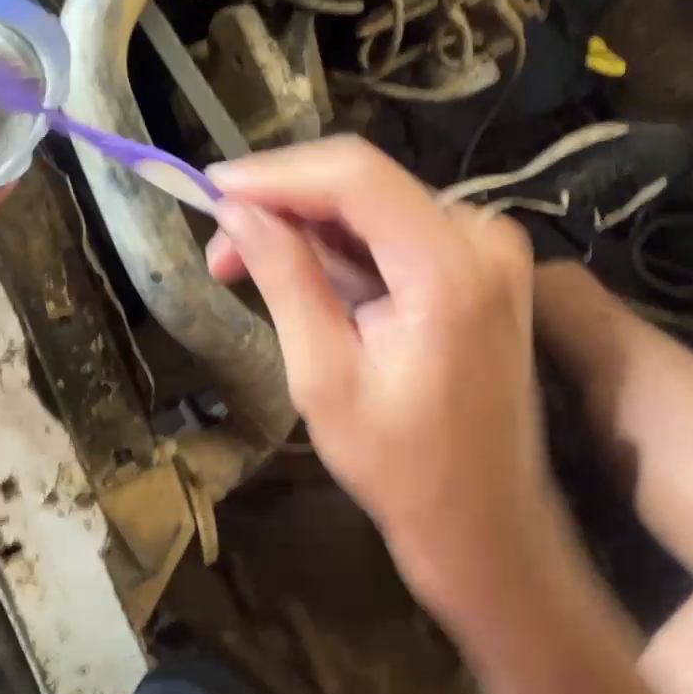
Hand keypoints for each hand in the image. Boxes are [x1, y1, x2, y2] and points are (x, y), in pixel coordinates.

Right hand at [206, 137, 558, 608]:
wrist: (483, 519)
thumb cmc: (400, 465)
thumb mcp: (323, 375)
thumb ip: (284, 278)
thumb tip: (234, 210)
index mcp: (450, 268)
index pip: (354, 176)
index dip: (274, 173)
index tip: (209, 190)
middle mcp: (479, 238)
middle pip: (359, 181)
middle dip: (278, 203)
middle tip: (217, 247)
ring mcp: (482, 249)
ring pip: (365, 203)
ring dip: (298, 226)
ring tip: (239, 266)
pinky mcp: (471, 264)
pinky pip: (385, 229)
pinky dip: (331, 245)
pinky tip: (289, 273)